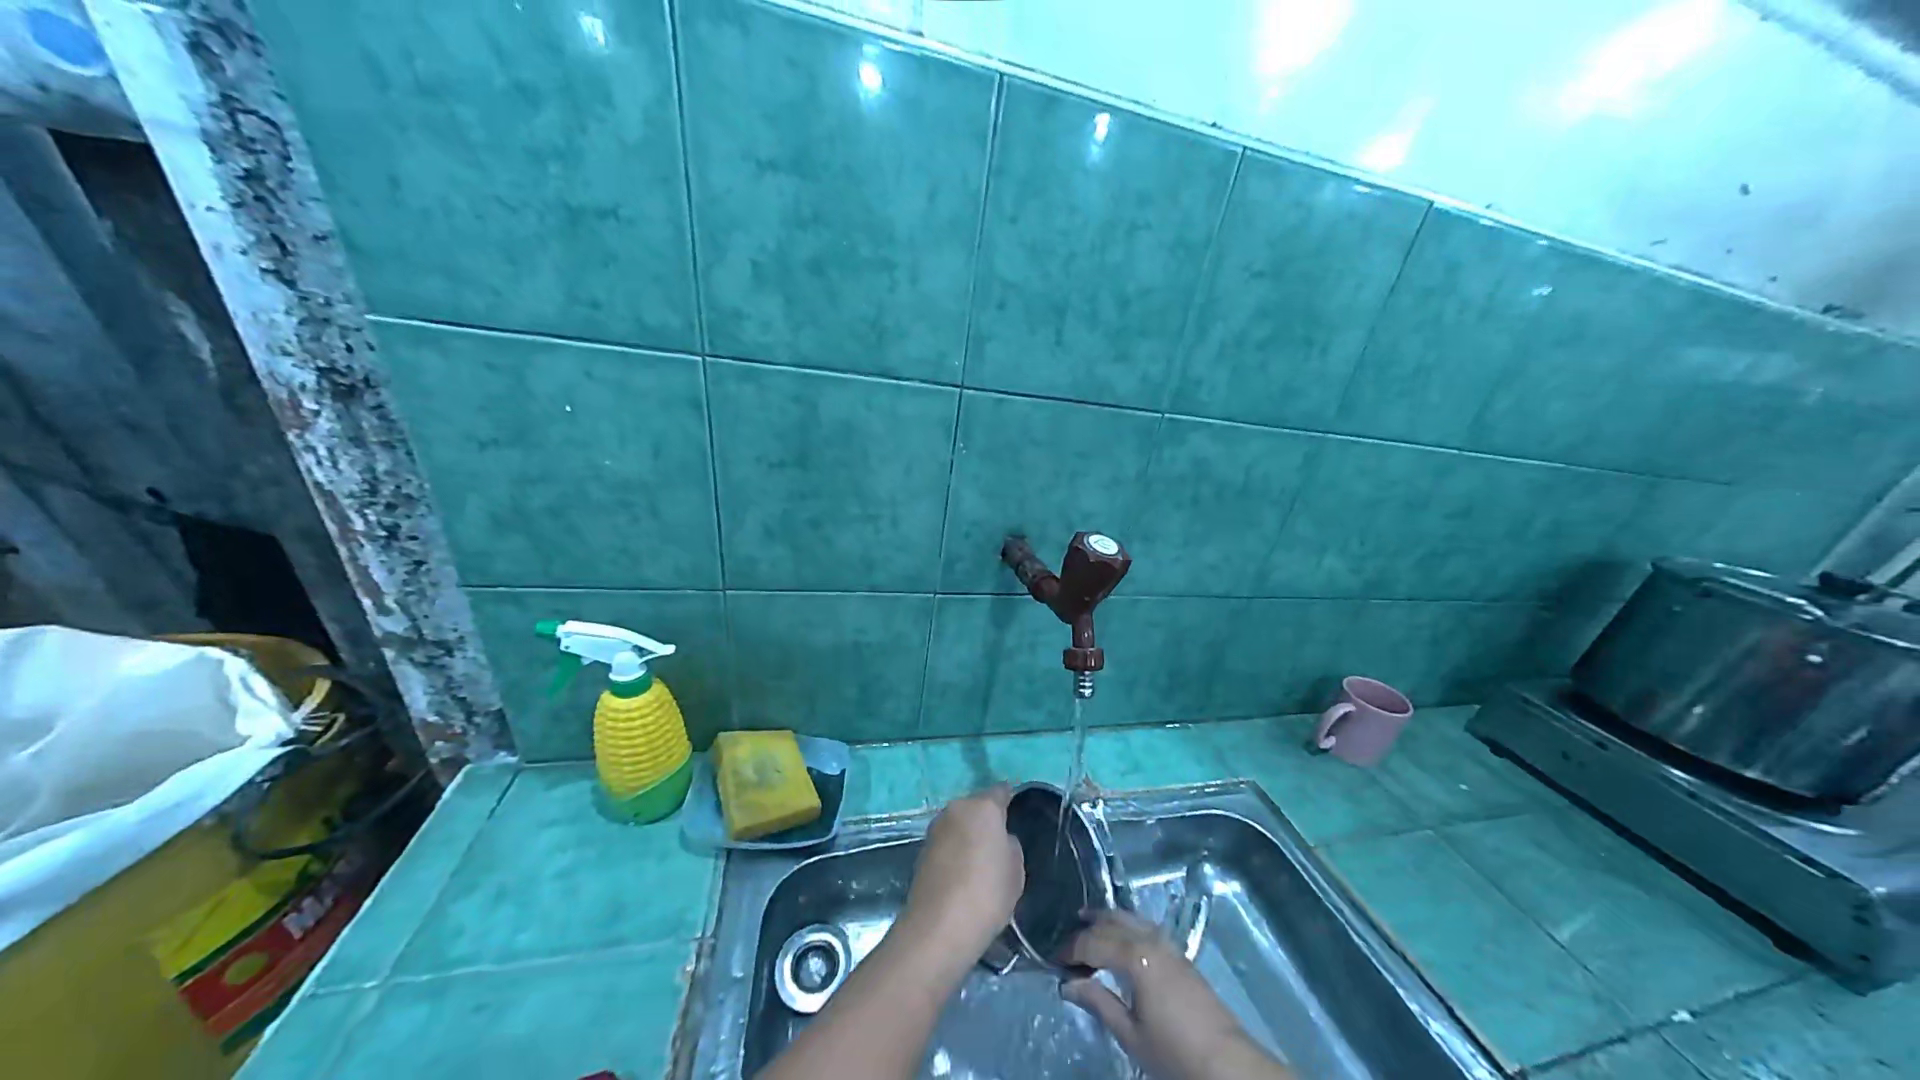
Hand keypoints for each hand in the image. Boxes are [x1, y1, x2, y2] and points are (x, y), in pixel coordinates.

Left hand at [897, 785, 1023, 973]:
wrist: (939, 927)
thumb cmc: (987, 894)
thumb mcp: (1015, 871)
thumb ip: (1010, 846)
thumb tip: (1000, 840)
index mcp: (982, 807)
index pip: (1000, 791)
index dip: (1010, 800)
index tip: (1016, 814)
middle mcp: (956, 809)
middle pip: (976, 806)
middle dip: (986, 820)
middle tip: (999, 843)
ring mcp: (935, 828)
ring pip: (959, 824)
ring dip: (968, 835)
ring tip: (981, 862)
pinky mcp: (922, 850)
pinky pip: (947, 842)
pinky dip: (954, 851)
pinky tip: (962, 874)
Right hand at [1062, 910, 1287, 1079]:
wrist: (1227, 1062)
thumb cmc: (1174, 1052)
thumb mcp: (1130, 1033)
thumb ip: (1098, 1002)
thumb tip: (1067, 984)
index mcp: (1134, 956)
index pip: (1092, 942)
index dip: (1069, 950)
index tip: (1053, 961)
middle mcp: (1150, 940)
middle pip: (1110, 923)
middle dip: (1085, 932)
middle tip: (1067, 949)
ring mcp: (1167, 943)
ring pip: (1129, 918)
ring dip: (1106, 920)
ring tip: (1086, 925)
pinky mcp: (1179, 953)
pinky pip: (1144, 926)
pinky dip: (1125, 926)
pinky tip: (1119, 939)